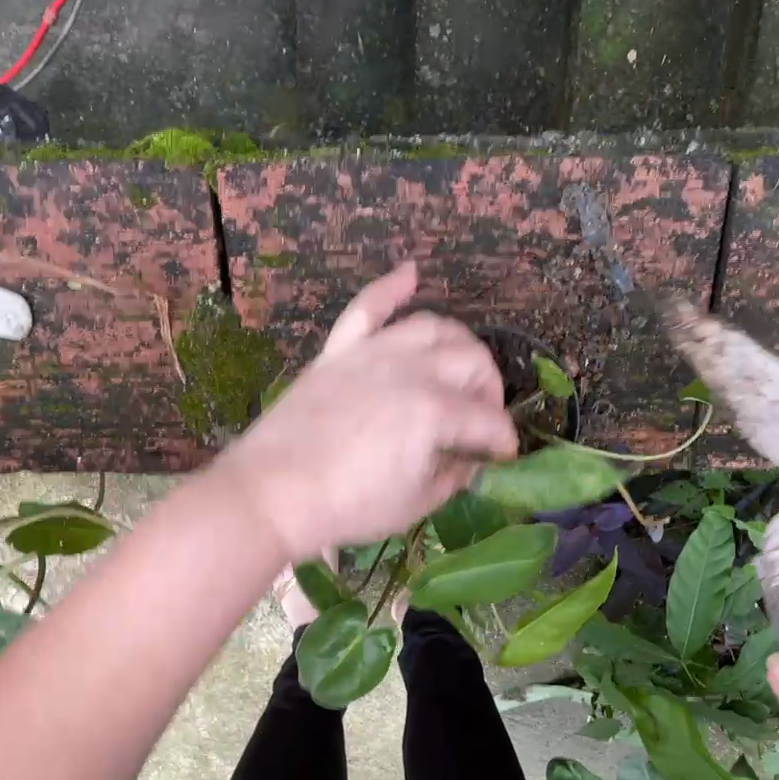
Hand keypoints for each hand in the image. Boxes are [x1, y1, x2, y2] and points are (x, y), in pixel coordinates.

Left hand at [212, 262, 517, 558]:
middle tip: (484, 419)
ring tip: (465, 367)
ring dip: (460, 344)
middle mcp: (411, 370)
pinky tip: (412, 273)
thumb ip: (453, 477)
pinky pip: (368, 308)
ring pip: (432, 327)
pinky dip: (391, 287)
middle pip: (472, 362)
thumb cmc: (348, 506)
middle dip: (490, 391)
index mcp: (434, 412)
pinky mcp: (339, 352)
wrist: (272, 493)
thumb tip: (473, 461)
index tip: (506, 456)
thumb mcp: (414, 504)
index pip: (489, 419)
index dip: (505, 440)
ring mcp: (372, 354)